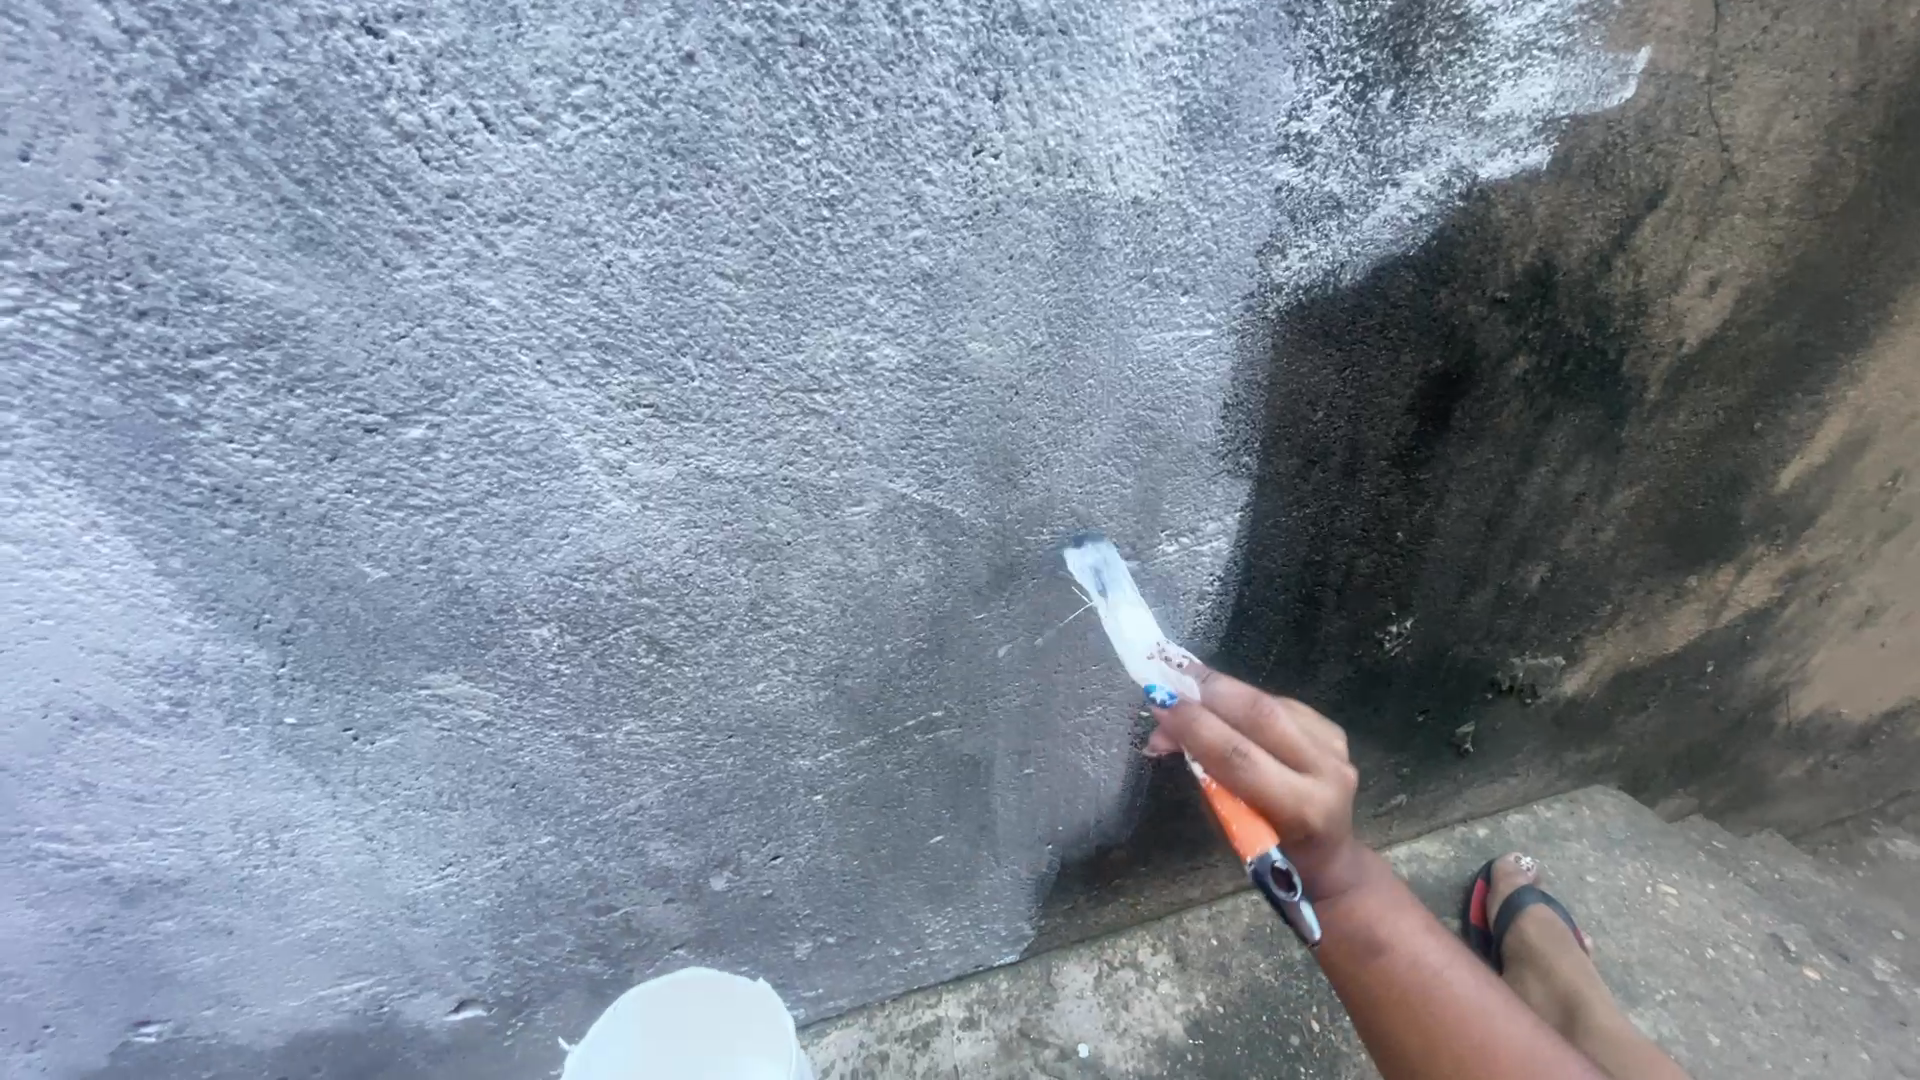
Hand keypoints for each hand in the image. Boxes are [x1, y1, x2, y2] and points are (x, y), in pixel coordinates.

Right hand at [1145, 665, 1365, 897]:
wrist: (1327, 855)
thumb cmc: (1267, 849)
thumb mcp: (1229, 821)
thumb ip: (1201, 773)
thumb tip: (1161, 732)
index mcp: (1300, 809)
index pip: (1239, 757)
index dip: (1195, 726)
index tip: (1158, 703)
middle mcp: (1325, 773)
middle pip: (1260, 716)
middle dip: (1208, 692)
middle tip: (1170, 677)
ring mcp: (1335, 749)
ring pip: (1269, 702)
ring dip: (1222, 688)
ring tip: (1186, 680)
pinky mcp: (1333, 731)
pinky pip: (1280, 703)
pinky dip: (1244, 697)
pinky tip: (1222, 698)